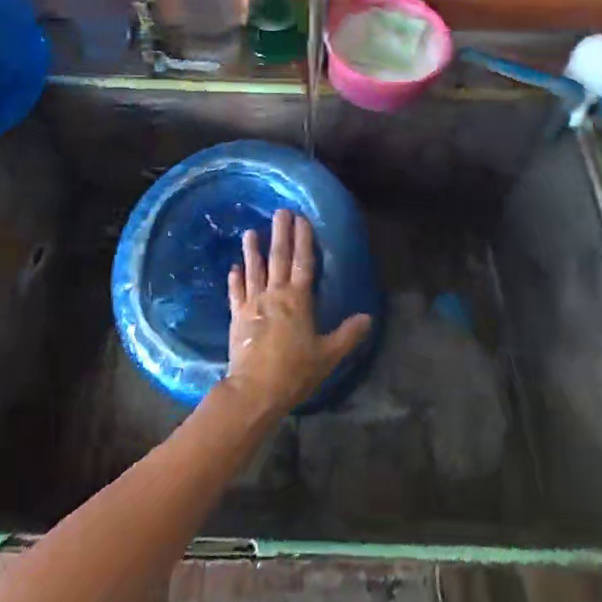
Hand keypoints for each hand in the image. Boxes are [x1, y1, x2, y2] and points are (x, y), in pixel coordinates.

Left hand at [221, 209, 371, 418]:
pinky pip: (235, 293)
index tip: (302, 219)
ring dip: (252, 250)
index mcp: (298, 300)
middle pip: (278, 259)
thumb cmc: (295, 371)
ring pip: (253, 270)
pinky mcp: (236, 317)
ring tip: (250, 232)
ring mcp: (252, 304)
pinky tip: (233, 268)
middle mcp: (274, 295)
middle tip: (280, 211)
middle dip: (280, 234)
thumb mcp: (328, 355)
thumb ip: (347, 335)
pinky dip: (234, 279)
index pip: (303, 263)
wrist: (255, 390)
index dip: (304, 240)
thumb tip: (368, 318)